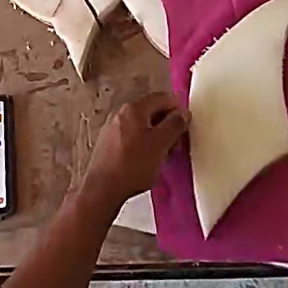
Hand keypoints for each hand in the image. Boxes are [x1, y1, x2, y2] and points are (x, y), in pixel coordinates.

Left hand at [73, 92, 186, 216]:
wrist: (103, 189)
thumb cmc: (131, 166)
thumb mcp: (161, 143)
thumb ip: (175, 125)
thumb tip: (182, 115)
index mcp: (134, 109)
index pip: (162, 98)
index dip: (177, 109)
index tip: (185, 123)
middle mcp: (120, 115)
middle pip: (151, 110)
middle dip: (167, 124)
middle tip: (176, 141)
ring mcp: (112, 129)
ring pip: (141, 125)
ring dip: (155, 136)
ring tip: (163, 154)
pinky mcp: (108, 145)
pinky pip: (131, 137)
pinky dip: (142, 144)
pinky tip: (147, 161)